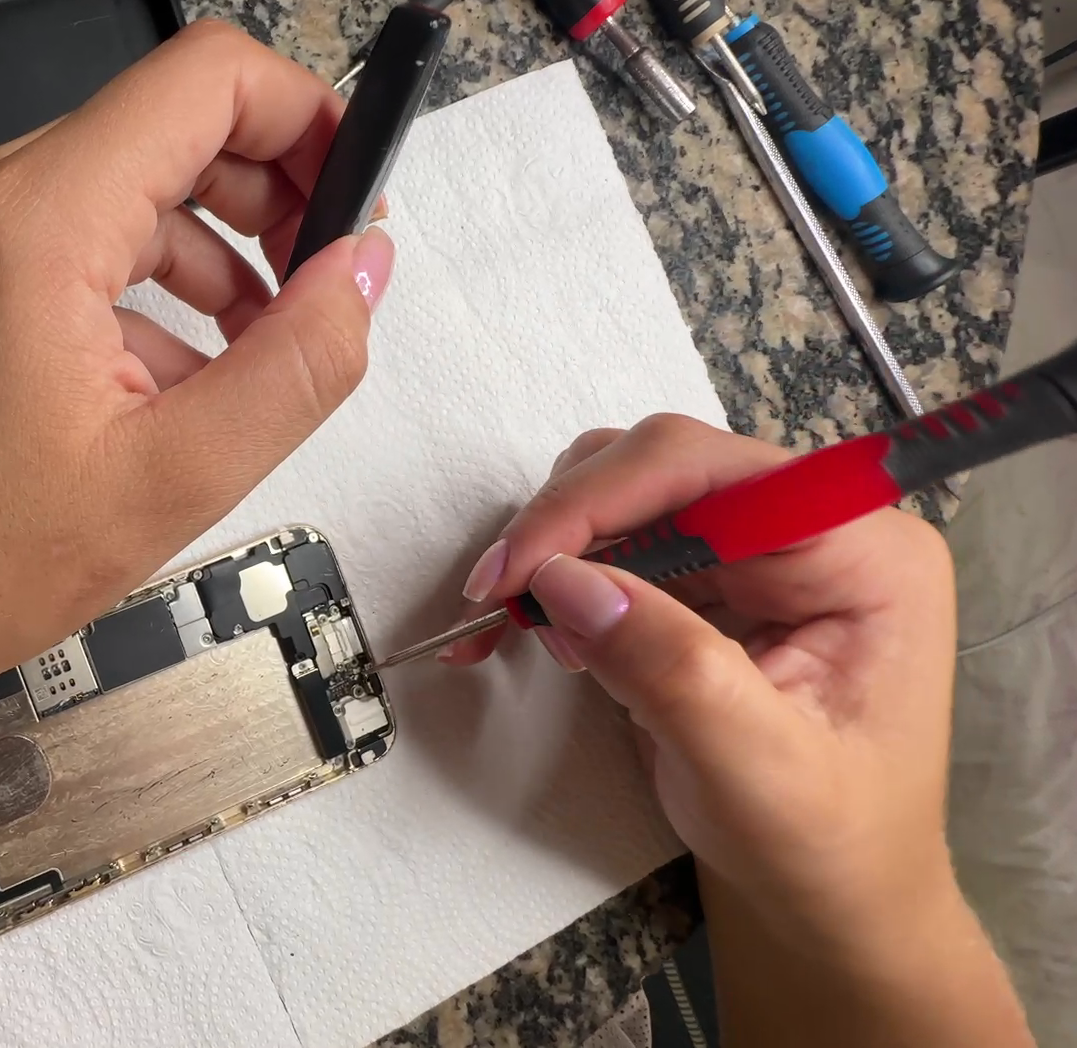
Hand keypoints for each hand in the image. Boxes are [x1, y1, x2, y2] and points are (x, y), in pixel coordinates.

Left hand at [0, 21, 393, 724]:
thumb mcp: (181, 476)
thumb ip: (300, 364)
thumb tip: (362, 272)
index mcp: (34, 225)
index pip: (204, 80)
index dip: (305, 118)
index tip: (352, 194)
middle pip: (169, 128)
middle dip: (268, 194)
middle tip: (319, 280)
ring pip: (130, 190)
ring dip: (215, 253)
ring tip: (254, 347)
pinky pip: (83, 242)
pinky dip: (151, 288)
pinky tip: (176, 374)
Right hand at [442, 415, 961, 954]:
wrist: (815, 877)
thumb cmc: (816, 835)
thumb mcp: (753, 768)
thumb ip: (668, 666)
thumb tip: (561, 578)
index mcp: (852, 549)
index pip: (697, 468)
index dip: (590, 504)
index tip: (509, 577)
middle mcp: (795, 526)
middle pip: (642, 468)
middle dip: (555, 529)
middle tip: (494, 602)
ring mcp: (739, 546)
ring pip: (605, 493)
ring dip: (541, 552)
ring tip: (520, 627)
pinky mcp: (689, 572)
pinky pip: (591, 541)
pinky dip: (537, 578)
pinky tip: (518, 628)